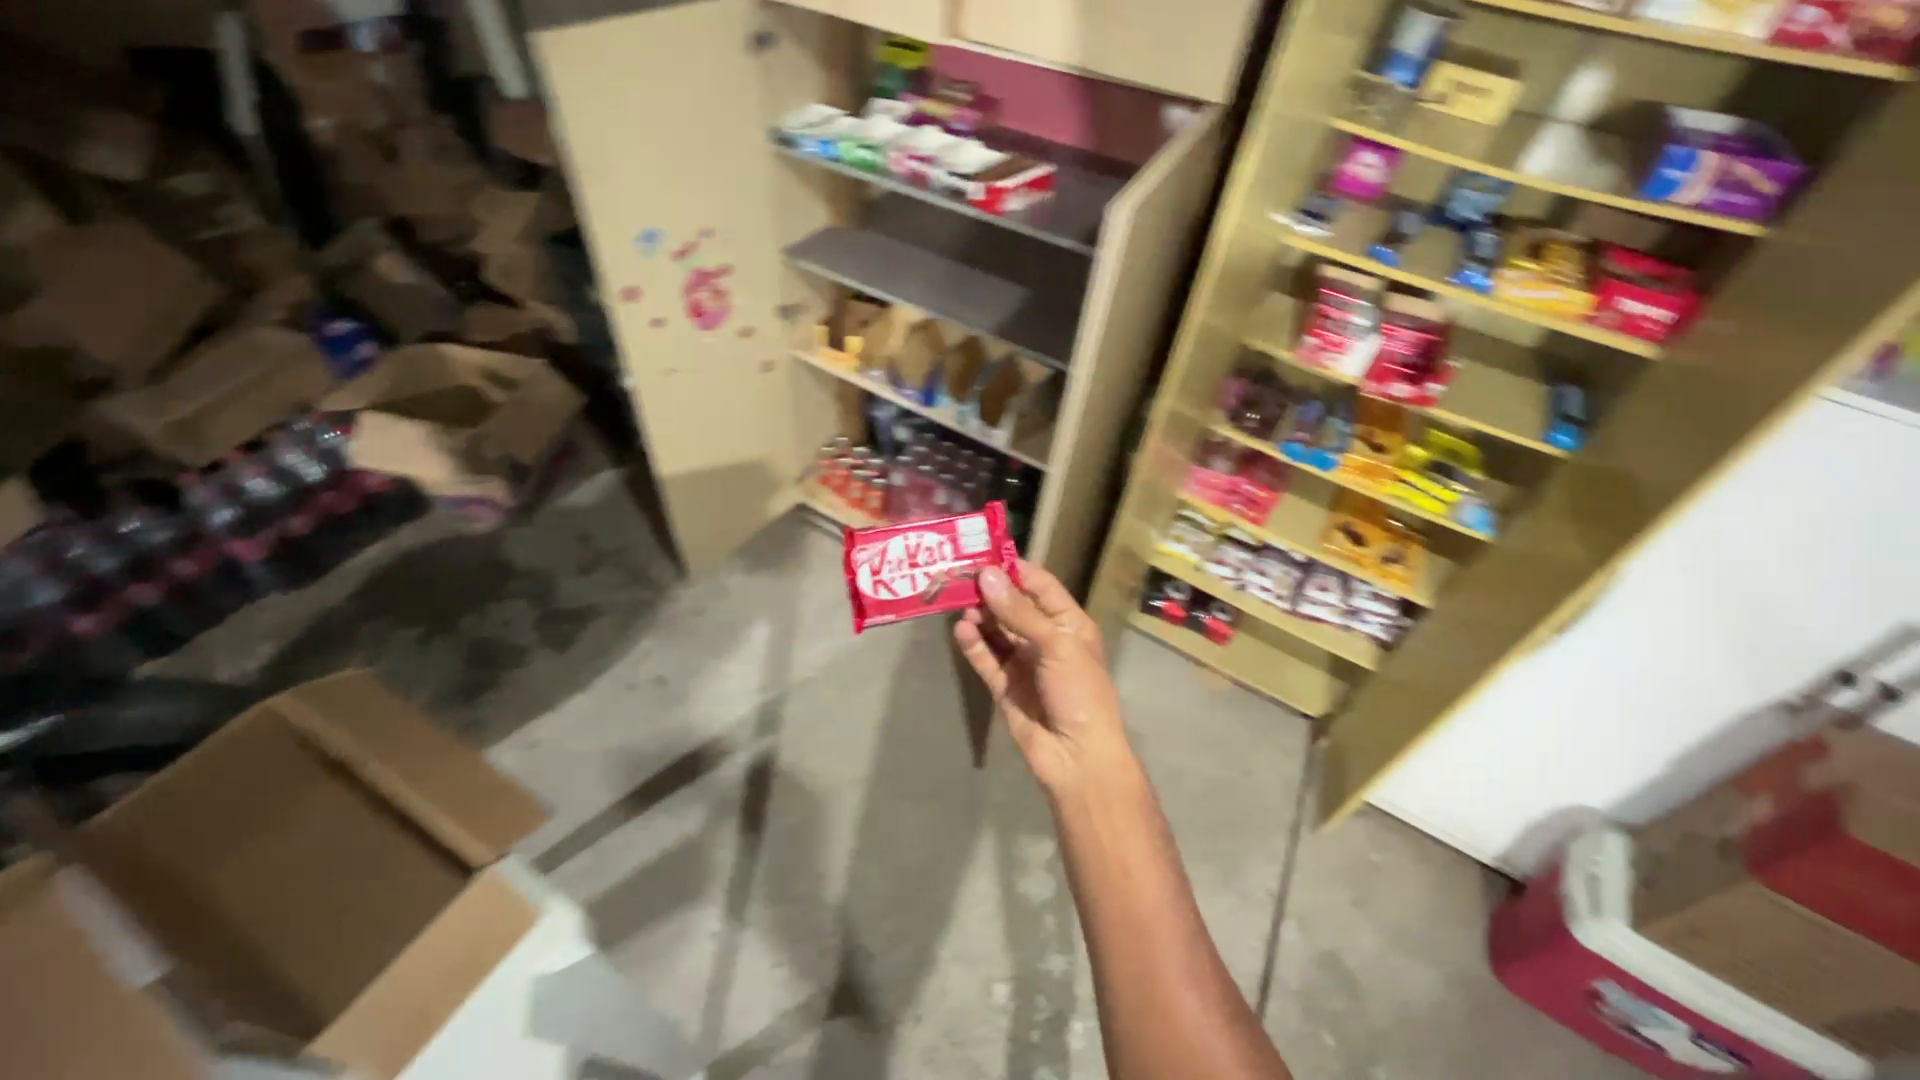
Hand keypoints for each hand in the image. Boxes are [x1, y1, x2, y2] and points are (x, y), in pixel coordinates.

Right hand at [954, 561, 1133, 795]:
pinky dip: (973, 645)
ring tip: (956, 601)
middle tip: (957, 574)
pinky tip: (960, 630)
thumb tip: (986, 577)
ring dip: (979, 616)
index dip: (1015, 570)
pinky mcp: (1004, 686)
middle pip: (1013, 607)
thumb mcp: (1056, 644)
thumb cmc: (1079, 692)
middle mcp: (1045, 639)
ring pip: (996, 632)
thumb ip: (1018, 612)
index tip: (984, 553)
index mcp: (1069, 624)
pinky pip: (986, 659)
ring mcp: (1023, 664)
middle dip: (989, 591)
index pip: (1040, 586)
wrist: (1077, 756)